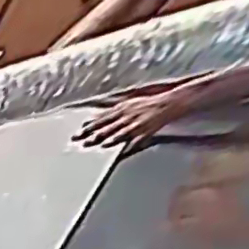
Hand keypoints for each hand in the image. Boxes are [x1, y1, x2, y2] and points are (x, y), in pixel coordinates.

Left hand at [73, 90, 193, 153]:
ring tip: (97, 144)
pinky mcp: (147, 129)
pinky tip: (119, 147)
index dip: (88, 127)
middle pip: (107, 126)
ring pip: (120, 131)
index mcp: (122, 109)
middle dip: (93, 134)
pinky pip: (136, 137)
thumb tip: (89, 121)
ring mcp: (137, 122)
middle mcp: (128, 115)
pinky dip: (128, 142)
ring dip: (108, 138)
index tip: (76, 133)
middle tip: (81, 142)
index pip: (102, 119)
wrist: (172, 101)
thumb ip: (109, 114)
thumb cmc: (147, 105)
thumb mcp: (127, 105)